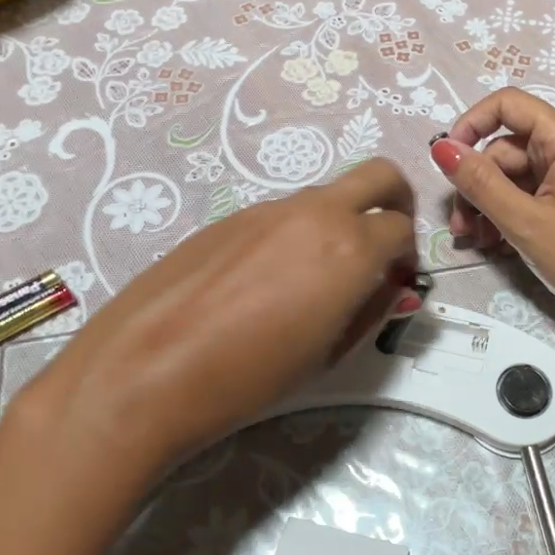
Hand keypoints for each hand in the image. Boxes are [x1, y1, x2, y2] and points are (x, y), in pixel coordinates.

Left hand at [13, 159, 420, 463]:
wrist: (146, 369)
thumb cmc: (249, 377)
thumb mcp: (327, 356)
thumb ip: (369, 311)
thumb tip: (393, 288)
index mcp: (350, 247)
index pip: (403, 228)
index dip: (408, 257)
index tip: (396, 285)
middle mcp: (315, 213)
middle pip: (379, 176)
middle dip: (396, 203)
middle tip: (384, 247)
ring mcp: (267, 210)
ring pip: (326, 196)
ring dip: (341, 222)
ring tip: (316, 282)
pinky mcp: (228, 219)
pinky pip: (281, 215)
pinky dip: (297, 234)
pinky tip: (266, 284)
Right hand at [431, 88, 554, 334]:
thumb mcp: (525, 223)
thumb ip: (480, 183)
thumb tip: (441, 147)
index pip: (509, 104)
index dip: (472, 124)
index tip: (447, 159)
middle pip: (508, 147)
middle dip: (477, 183)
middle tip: (460, 227)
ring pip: (516, 174)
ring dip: (489, 203)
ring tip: (474, 241)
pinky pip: (533, 193)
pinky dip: (510, 213)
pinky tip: (495, 243)